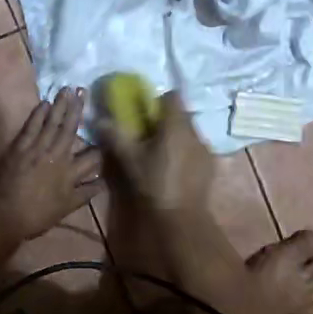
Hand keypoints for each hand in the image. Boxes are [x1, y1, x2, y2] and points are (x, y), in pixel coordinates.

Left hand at [0, 88, 103, 239]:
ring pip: (53, 124)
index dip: (100, 143)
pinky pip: (32, 127)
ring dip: (60, 106)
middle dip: (78, 110)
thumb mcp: (66, 208)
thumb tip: (102, 183)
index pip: (92, 156)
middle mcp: (58, 157)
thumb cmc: (37, 215)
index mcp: (70, 173)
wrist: (6, 215)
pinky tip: (45, 103)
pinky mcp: (20, 147)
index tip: (106, 126)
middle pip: (71, 130)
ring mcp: (38, 150)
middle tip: (83, 91)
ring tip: (67, 89)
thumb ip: (84, 194)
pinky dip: (38, 115)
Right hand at [96, 91, 213, 216]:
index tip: (144, 115)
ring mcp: (206, 148)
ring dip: (176, 137)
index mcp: (176, 125)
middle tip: (147, 137)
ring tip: (161, 155)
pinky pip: (196, 148)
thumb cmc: (154, 184)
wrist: (180, 217)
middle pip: (181, 114)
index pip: (172, 96)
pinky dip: (185, 152)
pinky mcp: (211, 164)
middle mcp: (195, 131)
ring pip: (189, 132)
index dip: (157, 102)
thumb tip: (101, 120)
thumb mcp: (130, 159)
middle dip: (165, 121)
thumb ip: (116, 136)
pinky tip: (175, 169)